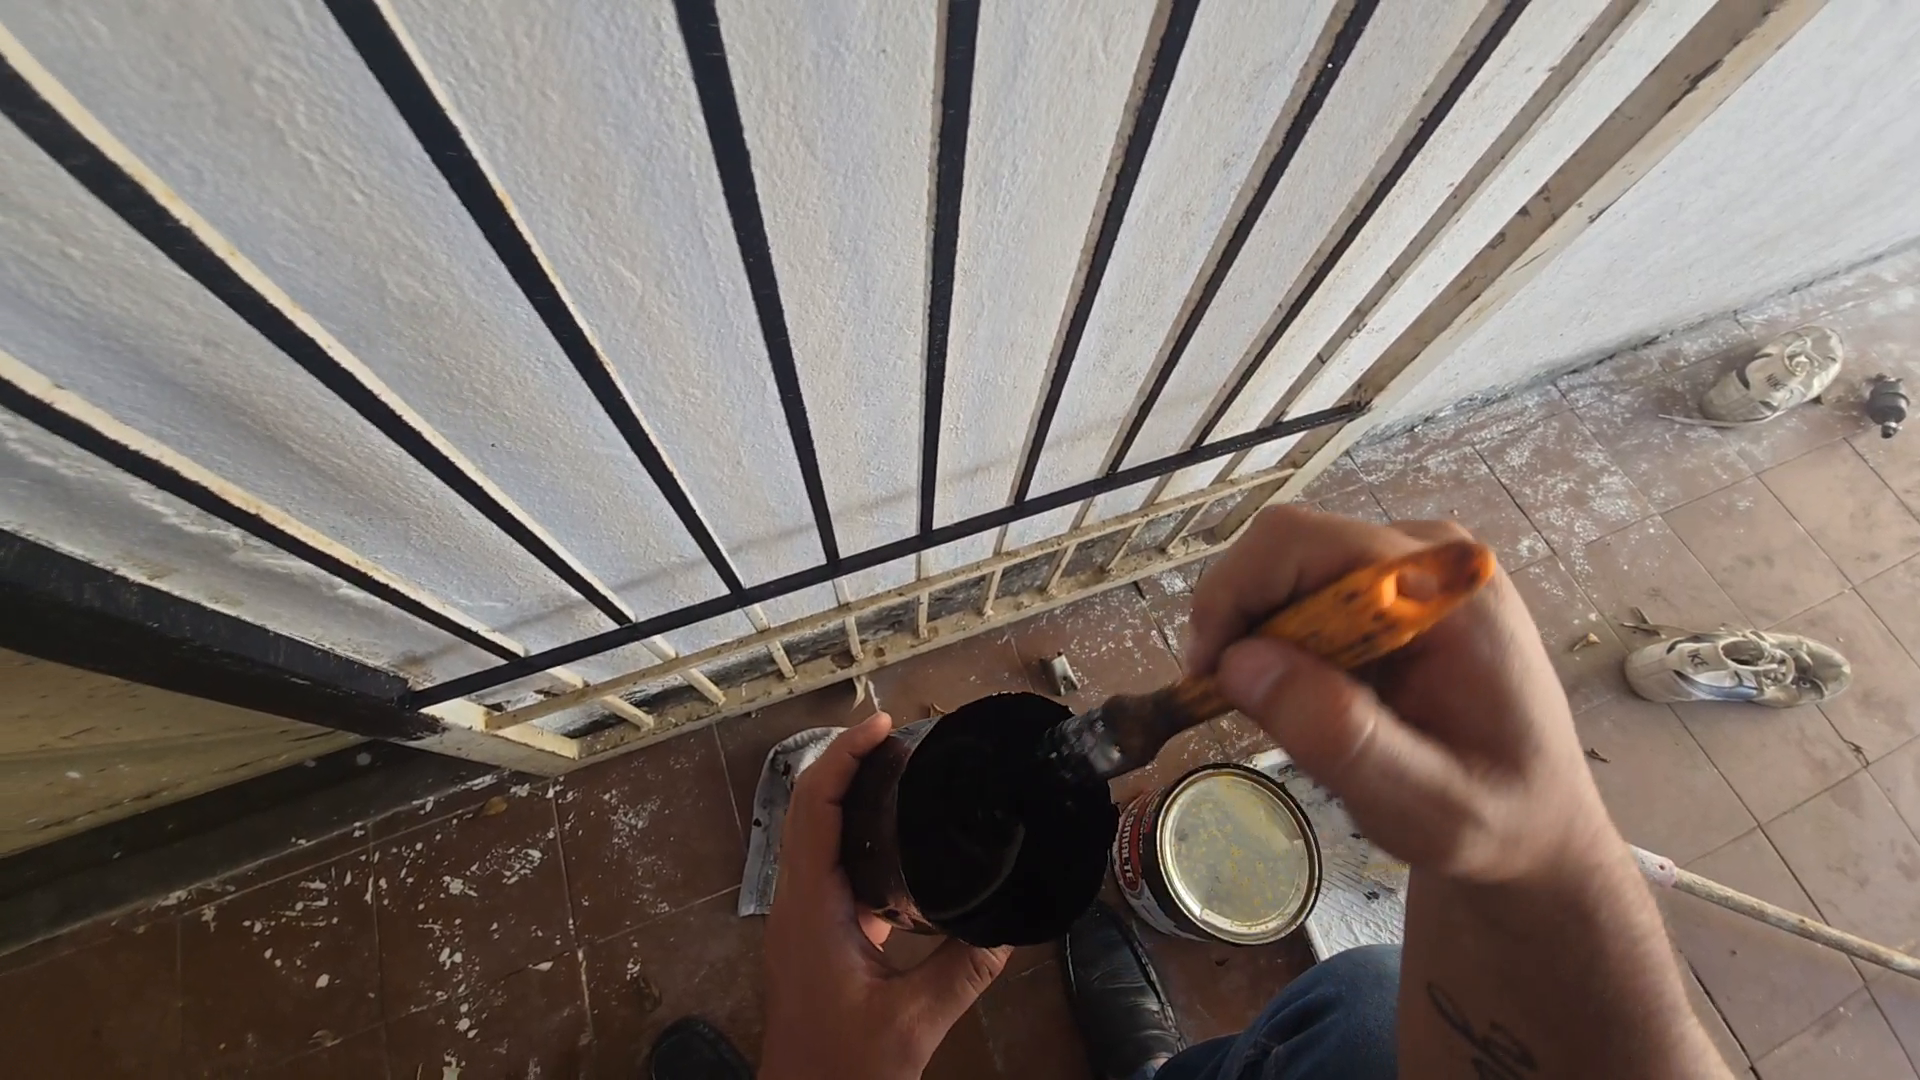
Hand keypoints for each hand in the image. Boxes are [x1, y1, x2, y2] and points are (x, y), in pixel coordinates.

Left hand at [759, 712, 1012, 1079]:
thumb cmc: (842, 1070)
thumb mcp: (911, 1023)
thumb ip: (964, 971)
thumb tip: (1010, 922)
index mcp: (810, 905)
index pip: (815, 806)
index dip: (845, 756)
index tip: (884, 725)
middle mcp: (797, 897)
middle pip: (808, 804)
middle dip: (847, 760)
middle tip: (898, 736)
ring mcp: (801, 912)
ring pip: (814, 828)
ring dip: (847, 788)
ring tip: (899, 766)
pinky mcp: (815, 927)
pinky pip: (830, 857)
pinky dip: (855, 827)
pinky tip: (897, 830)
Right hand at [1186, 506, 1615, 883]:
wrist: (1539, 823)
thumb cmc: (1496, 819)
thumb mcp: (1424, 806)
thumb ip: (1340, 735)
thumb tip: (1236, 662)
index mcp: (1445, 590)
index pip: (1299, 543)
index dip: (1233, 593)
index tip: (1207, 671)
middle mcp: (1424, 555)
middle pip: (1282, 547)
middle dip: (1237, 617)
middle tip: (1230, 695)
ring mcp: (1406, 564)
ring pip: (1282, 565)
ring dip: (1253, 630)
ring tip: (1275, 702)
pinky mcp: (1387, 583)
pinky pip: (1298, 584)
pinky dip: (1272, 633)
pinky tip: (1298, 686)